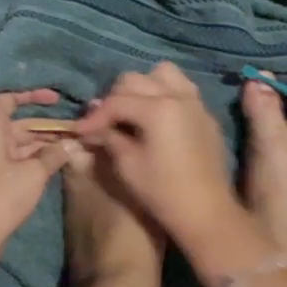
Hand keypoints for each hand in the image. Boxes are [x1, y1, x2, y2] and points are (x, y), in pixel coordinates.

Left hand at [0, 89, 74, 265]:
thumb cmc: (2, 197)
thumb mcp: (34, 173)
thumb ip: (54, 154)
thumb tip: (72, 143)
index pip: (8, 99)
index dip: (32, 96)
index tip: (56, 100)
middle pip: (20, 123)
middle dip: (48, 125)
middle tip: (77, 129)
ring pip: (22, 142)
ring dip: (45, 143)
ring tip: (74, 145)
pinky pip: (19, 158)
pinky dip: (37, 157)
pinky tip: (60, 161)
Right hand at [73, 62, 241, 242]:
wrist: (207, 212)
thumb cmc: (163, 192)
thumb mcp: (128, 165)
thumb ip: (110, 137)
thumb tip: (96, 126)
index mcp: (159, 108)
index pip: (117, 101)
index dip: (94, 117)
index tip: (80, 131)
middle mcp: (179, 96)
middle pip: (136, 80)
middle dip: (115, 98)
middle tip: (104, 122)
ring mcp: (196, 103)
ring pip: (164, 74)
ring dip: (143, 87)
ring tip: (133, 111)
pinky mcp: (206, 115)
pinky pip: (182, 89)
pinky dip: (164, 94)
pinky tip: (155, 118)